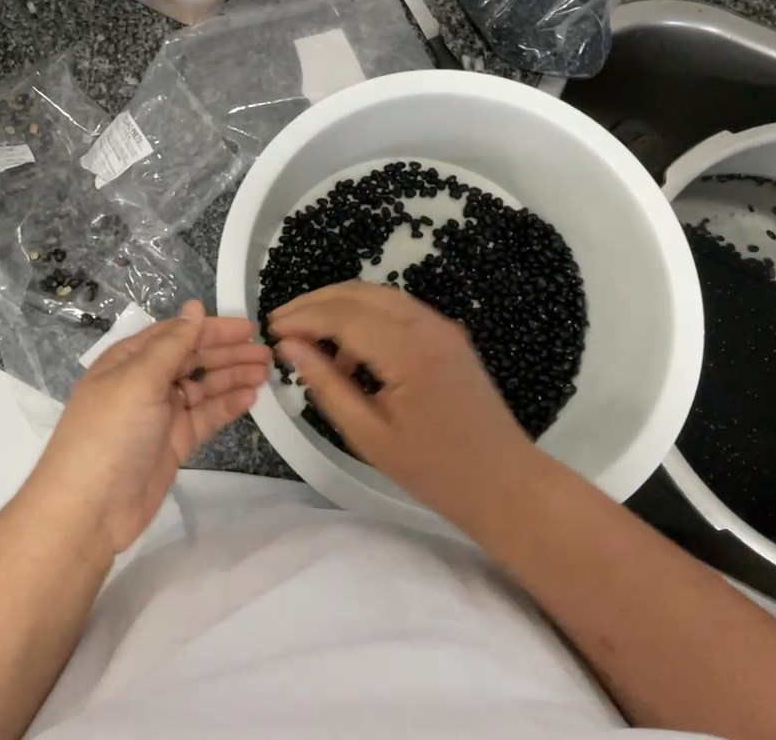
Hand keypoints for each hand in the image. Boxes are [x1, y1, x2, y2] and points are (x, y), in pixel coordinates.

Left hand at [21, 301, 273, 560]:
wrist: (90, 508)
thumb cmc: (110, 433)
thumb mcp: (138, 379)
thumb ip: (171, 344)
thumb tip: (194, 306)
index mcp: (129, 360)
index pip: (177, 334)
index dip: (211, 329)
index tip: (249, 329)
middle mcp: (145, 382)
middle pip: (192, 359)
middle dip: (227, 353)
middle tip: (267, 354)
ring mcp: (160, 414)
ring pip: (202, 387)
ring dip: (231, 377)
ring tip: (266, 372)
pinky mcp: (173, 443)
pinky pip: (204, 416)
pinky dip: (226, 405)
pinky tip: (250, 397)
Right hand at [270, 282, 540, 533]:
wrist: (505, 483)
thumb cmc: (435, 470)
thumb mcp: (368, 434)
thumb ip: (327, 385)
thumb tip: (289, 347)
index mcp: (408, 352)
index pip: (342, 316)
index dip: (302, 318)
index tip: (270, 330)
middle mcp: (427, 326)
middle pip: (359, 293)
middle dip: (315, 303)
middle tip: (281, 323)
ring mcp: (442, 327)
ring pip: (378, 296)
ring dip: (340, 307)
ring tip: (309, 340)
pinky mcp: (448, 336)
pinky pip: (398, 311)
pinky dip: (366, 317)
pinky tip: (350, 352)